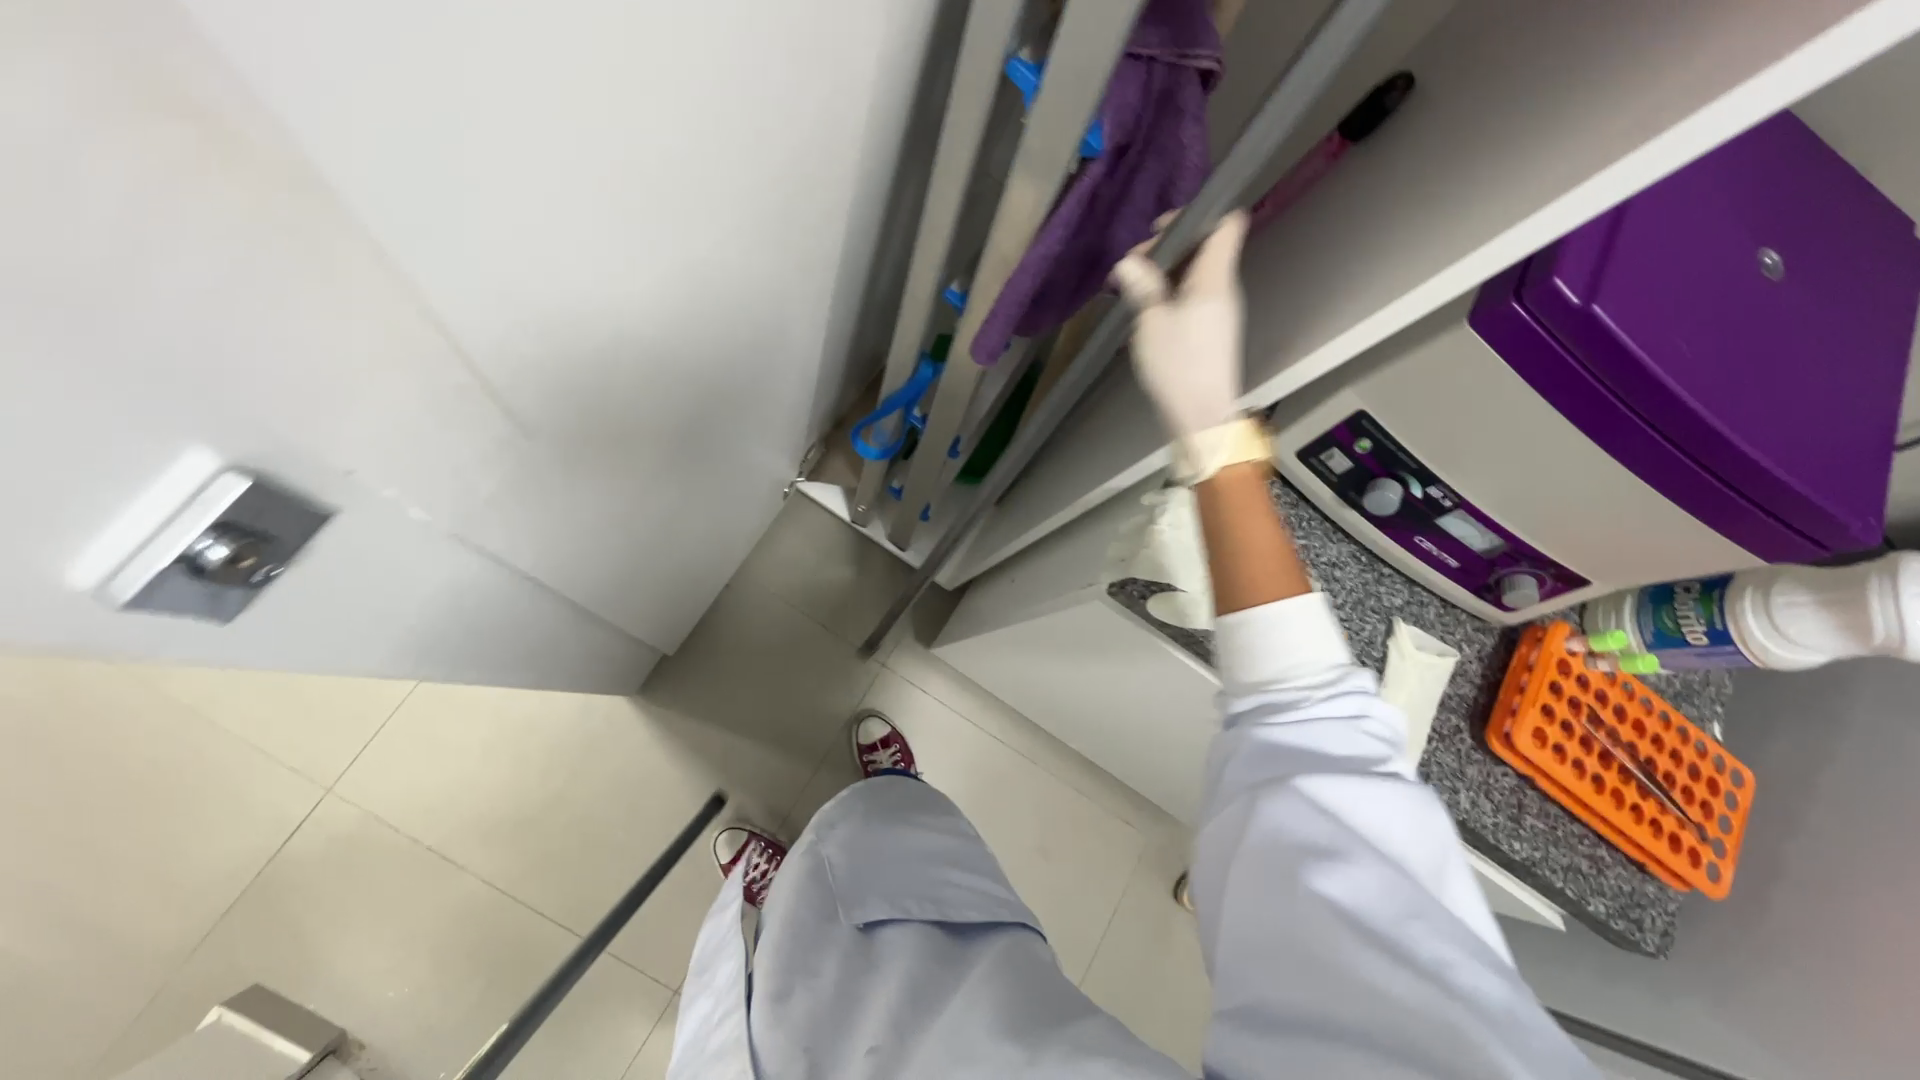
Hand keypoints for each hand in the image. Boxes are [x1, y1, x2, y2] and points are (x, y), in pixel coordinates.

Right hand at [1109, 210, 1249, 439]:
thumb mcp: (1152, 322)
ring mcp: (1219, 310)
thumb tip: (1129, 262)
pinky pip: (1191, 295)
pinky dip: (1169, 292)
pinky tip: (1144, 308)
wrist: (1201, 417)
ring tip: (1131, 287)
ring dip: (1164, 272)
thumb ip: (1142, 286)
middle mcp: (1223, 288)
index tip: (1161, 229)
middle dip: (1167, 246)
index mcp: (1215, 278)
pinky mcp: (1210, 330)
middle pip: (1204, 247)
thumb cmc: (1178, 366)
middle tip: (1132, 264)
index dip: (1198, 215)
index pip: (1226, 224)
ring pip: (1194, 272)